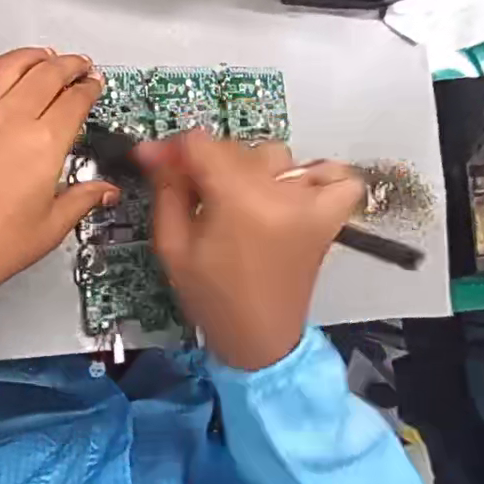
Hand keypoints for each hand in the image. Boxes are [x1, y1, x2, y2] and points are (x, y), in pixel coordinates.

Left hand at [0, 47, 118, 305]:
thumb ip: (82, 200)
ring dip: (29, 56)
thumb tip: (106, 190)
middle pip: (46, 74)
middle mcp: (9, 119)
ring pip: (6, 66)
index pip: (74, 100)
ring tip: (42, 55)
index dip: (89, 88)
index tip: (93, 85)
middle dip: (68, 65)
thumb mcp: (50, 227)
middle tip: (77, 65)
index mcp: (43, 145)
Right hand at [136, 131, 364, 369]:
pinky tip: (286, 191)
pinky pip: (332, 174)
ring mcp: (312, 201)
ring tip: (232, 196)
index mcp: (239, 201)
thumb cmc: (209, 295)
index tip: (151, 159)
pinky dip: (311, 175)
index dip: (170, 148)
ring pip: (271, 154)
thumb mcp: (171, 243)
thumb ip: (166, 189)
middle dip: (200, 160)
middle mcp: (281, 193)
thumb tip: (156, 152)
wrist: (259, 338)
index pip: (200, 145)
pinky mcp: (330, 214)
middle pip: (232, 147)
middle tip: (184, 187)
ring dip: (246, 167)